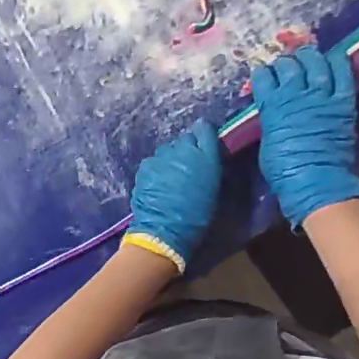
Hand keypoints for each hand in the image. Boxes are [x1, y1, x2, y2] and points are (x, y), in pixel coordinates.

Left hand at [123, 119, 221, 272]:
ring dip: (170, 159)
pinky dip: (156, 169)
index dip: (204, 134)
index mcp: (205, 157)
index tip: (204, 143)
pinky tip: (157, 183)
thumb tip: (206, 158)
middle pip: (184, 139)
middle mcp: (182, 151)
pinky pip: (153, 162)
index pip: (205, 128)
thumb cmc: (197, 216)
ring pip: (167, 150)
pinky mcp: (145, 166)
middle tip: (187, 166)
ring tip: (170, 177)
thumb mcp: (213, 189)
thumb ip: (209, 166)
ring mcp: (161, 157)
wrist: (164, 229)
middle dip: (186, 149)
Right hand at [252, 44, 358, 226]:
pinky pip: (343, 75)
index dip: (261, 72)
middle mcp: (295, 96)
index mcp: (272, 107)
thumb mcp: (267, 140)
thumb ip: (270, 120)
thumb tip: (271, 111)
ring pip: (315, 64)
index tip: (261, 71)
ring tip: (306, 53)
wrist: (314, 179)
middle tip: (283, 61)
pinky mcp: (343, 102)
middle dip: (283, 61)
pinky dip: (337, 63)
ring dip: (309, 56)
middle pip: (288, 67)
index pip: (263, 79)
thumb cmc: (282, 168)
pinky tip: (333, 57)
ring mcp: (321, 97)